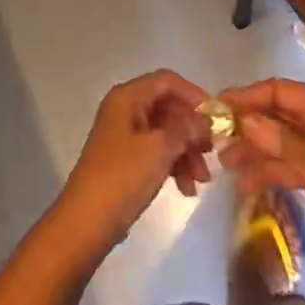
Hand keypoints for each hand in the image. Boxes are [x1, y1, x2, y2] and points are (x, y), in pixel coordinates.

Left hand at [56, 70, 213, 243]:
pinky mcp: (127, 160)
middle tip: (212, 152)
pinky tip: (187, 189)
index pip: (167, 81)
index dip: (194, 95)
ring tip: (202, 180)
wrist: (86, 223)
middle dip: (192, 130)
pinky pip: (157, 152)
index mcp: (127, 98)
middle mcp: (125, 110)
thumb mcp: (159, 148)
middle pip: (168, 108)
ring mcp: (125, 135)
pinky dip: (174, 165)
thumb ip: (186, 128)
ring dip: (186, 152)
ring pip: (166, 132)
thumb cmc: (122, 177)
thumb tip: (205, 119)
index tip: (217, 118)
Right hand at [218, 79, 304, 262]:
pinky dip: (269, 170)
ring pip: (281, 140)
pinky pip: (289, 163)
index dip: (248, 95)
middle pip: (278, 114)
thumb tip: (245, 120)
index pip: (279, 91)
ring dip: (254, 149)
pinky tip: (245, 182)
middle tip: (216, 136)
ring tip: (224, 162)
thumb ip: (278, 139)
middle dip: (248, 125)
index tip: (218, 104)